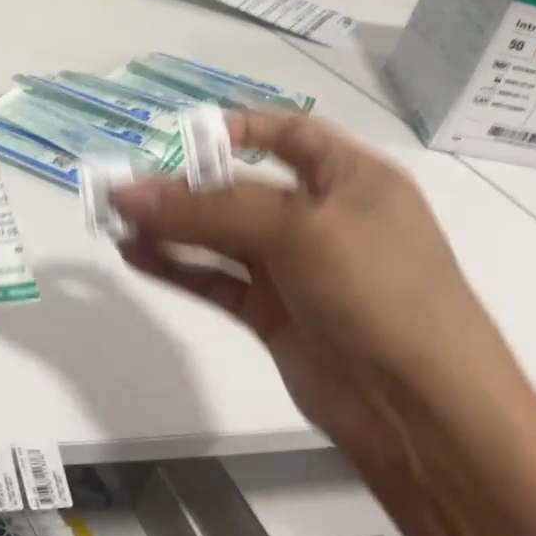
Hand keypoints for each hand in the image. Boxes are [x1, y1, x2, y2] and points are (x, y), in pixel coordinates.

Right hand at [110, 110, 521, 463]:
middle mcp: (320, 218)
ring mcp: (293, 267)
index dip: (236, 128)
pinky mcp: (268, 310)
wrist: (422, 407)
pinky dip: (171, 265)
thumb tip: (122, 194)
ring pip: (215, 234)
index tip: (176, 138)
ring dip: (167, 227)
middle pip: (237, 187)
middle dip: (179, 187)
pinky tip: (131, 256)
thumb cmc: (378, 295)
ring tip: (113, 224)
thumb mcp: (297, 233)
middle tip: (120, 193)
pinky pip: (209, 277)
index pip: (289, 133)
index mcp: (352, 181)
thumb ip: (205, 210)